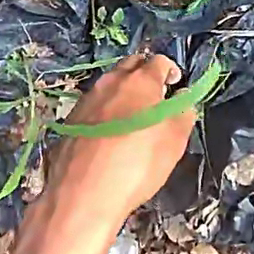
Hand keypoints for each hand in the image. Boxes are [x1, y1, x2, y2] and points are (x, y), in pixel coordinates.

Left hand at [42, 53, 195, 228]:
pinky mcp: (71, 117)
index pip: (160, 61)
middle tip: (155, 96)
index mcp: (140, 80)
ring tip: (132, 116)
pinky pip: (94, 104)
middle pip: (131, 65)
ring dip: (123, 92)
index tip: (175, 85)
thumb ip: (183, 113)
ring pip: (110, 84)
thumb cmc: (137, 164)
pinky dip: (105, 110)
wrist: (82, 192)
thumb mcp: (174, 141)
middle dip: (145, 74)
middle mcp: (111, 81)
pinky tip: (109, 134)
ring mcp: (87, 98)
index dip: (171, 71)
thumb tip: (182, 100)